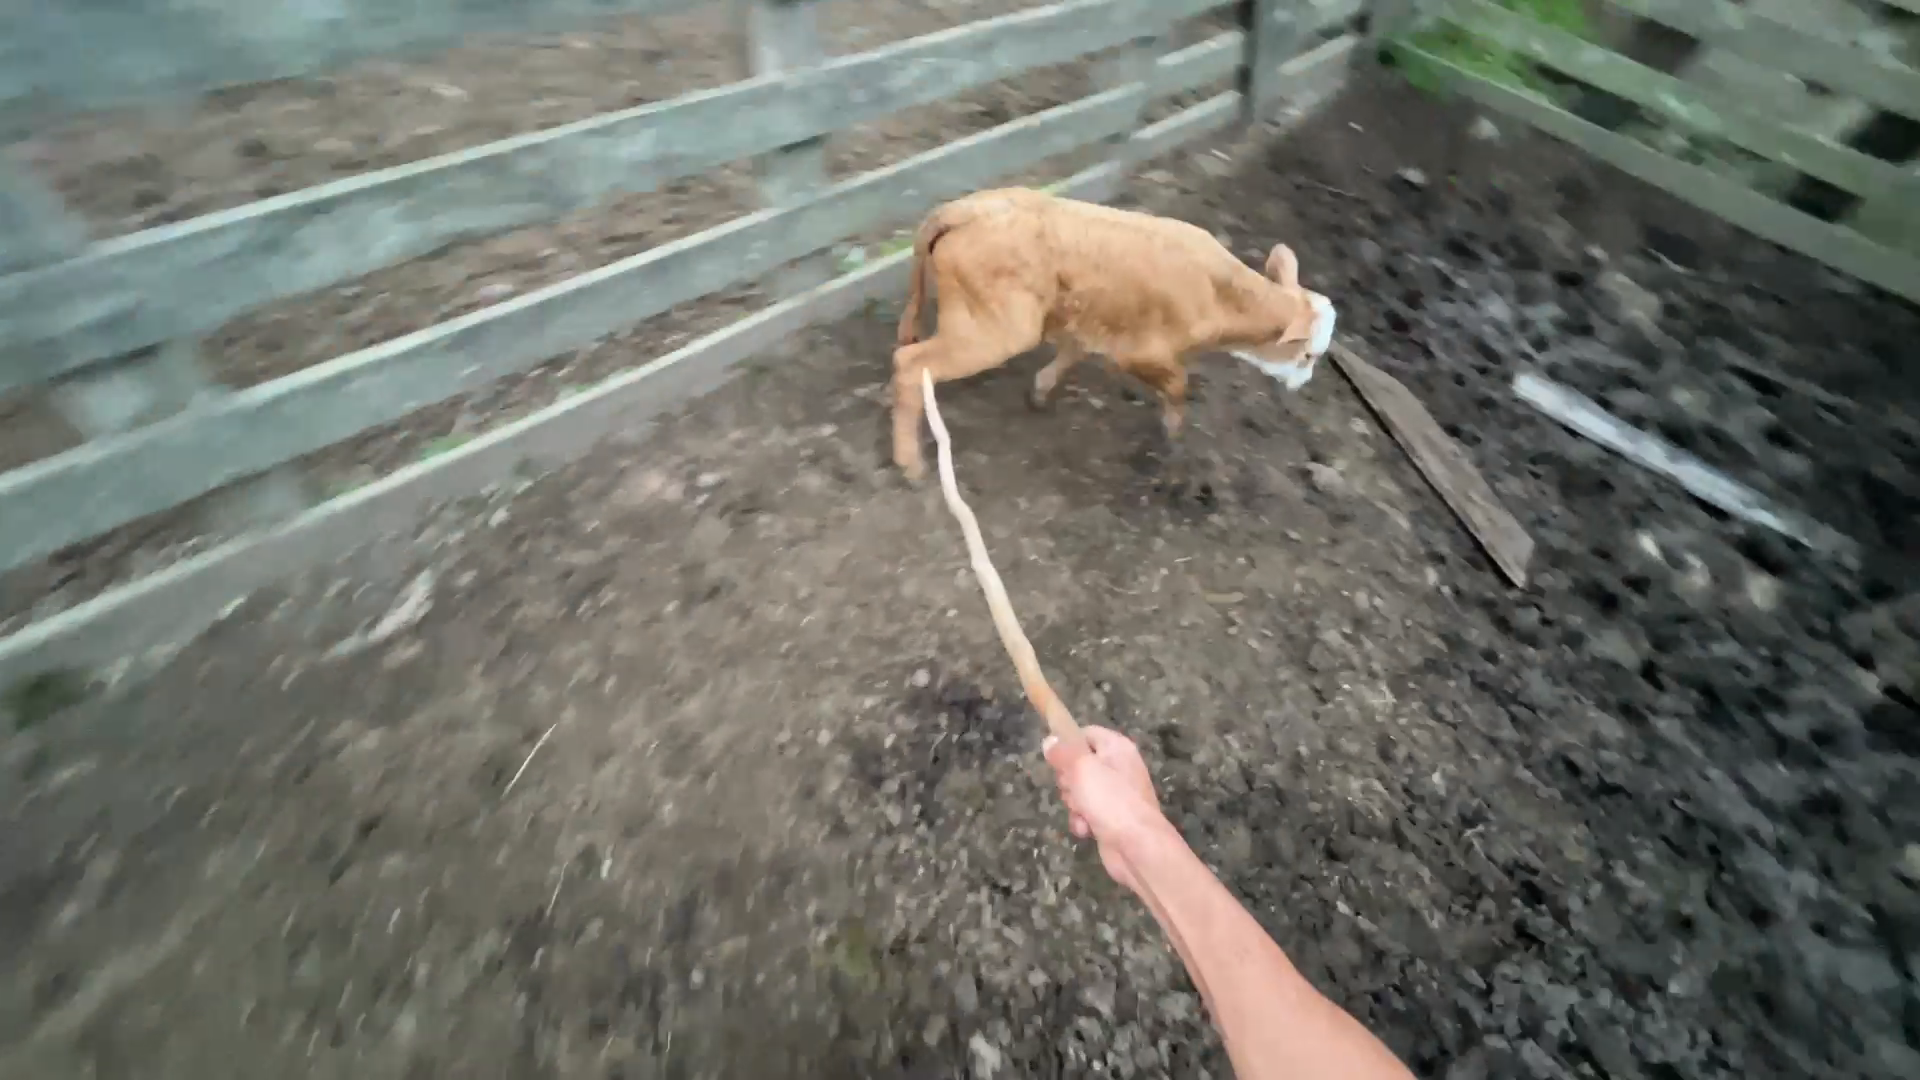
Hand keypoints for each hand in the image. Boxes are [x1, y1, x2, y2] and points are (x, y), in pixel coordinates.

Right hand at [1043, 726, 1169, 894]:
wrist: (1139, 848)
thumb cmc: (1112, 801)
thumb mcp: (1082, 769)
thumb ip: (1063, 752)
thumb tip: (1049, 740)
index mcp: (1116, 747)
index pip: (1085, 733)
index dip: (1068, 745)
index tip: (1056, 759)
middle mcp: (1118, 767)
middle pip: (1078, 764)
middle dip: (1068, 781)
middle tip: (1074, 789)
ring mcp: (1115, 794)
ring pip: (1079, 790)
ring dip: (1074, 804)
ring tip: (1083, 812)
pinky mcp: (1111, 817)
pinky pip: (1086, 811)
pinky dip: (1082, 820)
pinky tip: (1085, 829)